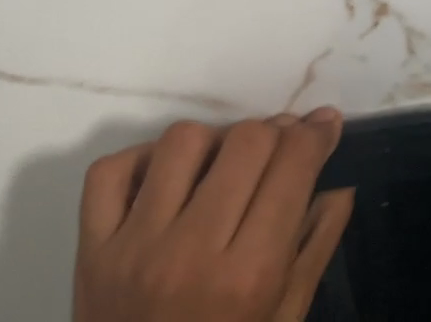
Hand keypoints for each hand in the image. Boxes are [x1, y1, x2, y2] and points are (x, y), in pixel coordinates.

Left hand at [74, 110, 354, 321]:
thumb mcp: (286, 316)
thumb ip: (317, 245)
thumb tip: (341, 181)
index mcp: (250, 273)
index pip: (293, 161)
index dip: (317, 132)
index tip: (324, 127)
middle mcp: (192, 251)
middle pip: (246, 139)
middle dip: (275, 134)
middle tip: (279, 152)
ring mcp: (133, 247)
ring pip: (183, 139)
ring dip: (214, 142)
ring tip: (221, 168)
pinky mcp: (90, 249)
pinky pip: (110, 170)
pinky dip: (142, 160)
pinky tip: (168, 180)